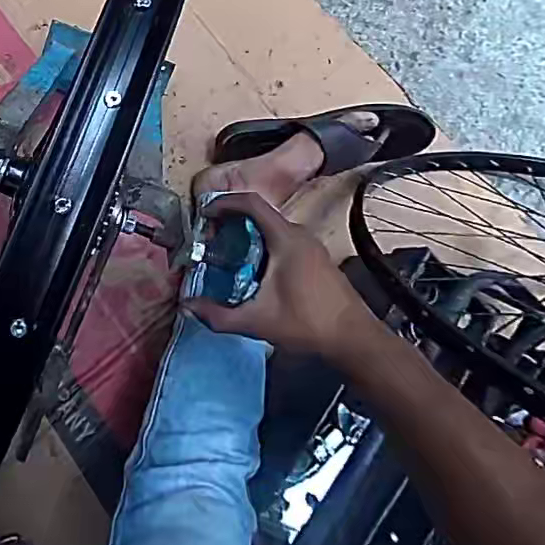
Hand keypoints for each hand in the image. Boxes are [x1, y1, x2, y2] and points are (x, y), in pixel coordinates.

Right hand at [184, 192, 382, 363]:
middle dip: (229, 220)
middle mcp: (299, 235)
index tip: (204, 214)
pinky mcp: (315, 257)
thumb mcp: (257, 321)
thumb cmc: (309, 324)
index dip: (223, 202)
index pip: (251, 203)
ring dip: (245, 231)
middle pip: (258, 212)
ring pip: (269, 225)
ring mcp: (310, 245)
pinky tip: (250, 265)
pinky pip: (280, 237)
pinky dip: (260, 241)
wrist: (358, 342)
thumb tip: (186, 306)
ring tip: (224, 250)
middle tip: (209, 237)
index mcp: (286, 239)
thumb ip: (218, 315)